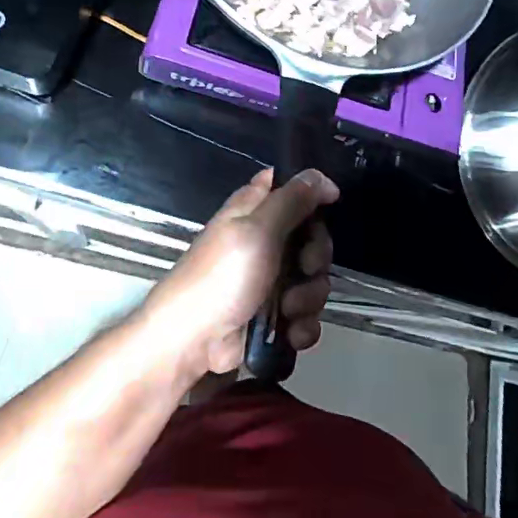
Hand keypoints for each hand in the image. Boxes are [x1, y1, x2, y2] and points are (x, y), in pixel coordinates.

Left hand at [139, 168, 337, 376]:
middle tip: (303, 268)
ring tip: (287, 310)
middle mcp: (264, 241)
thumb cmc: (221, 277)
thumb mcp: (257, 229)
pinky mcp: (274, 316)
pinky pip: (306, 315)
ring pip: (313, 280)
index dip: (312, 196)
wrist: (193, 341)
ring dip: (308, 298)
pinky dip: (302, 325)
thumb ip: (292, 200)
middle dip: (315, 258)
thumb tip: (321, 176)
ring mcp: (270, 281)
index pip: (292, 189)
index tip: (325, 209)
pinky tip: (291, 333)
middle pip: (313, 238)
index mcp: (254, 211)